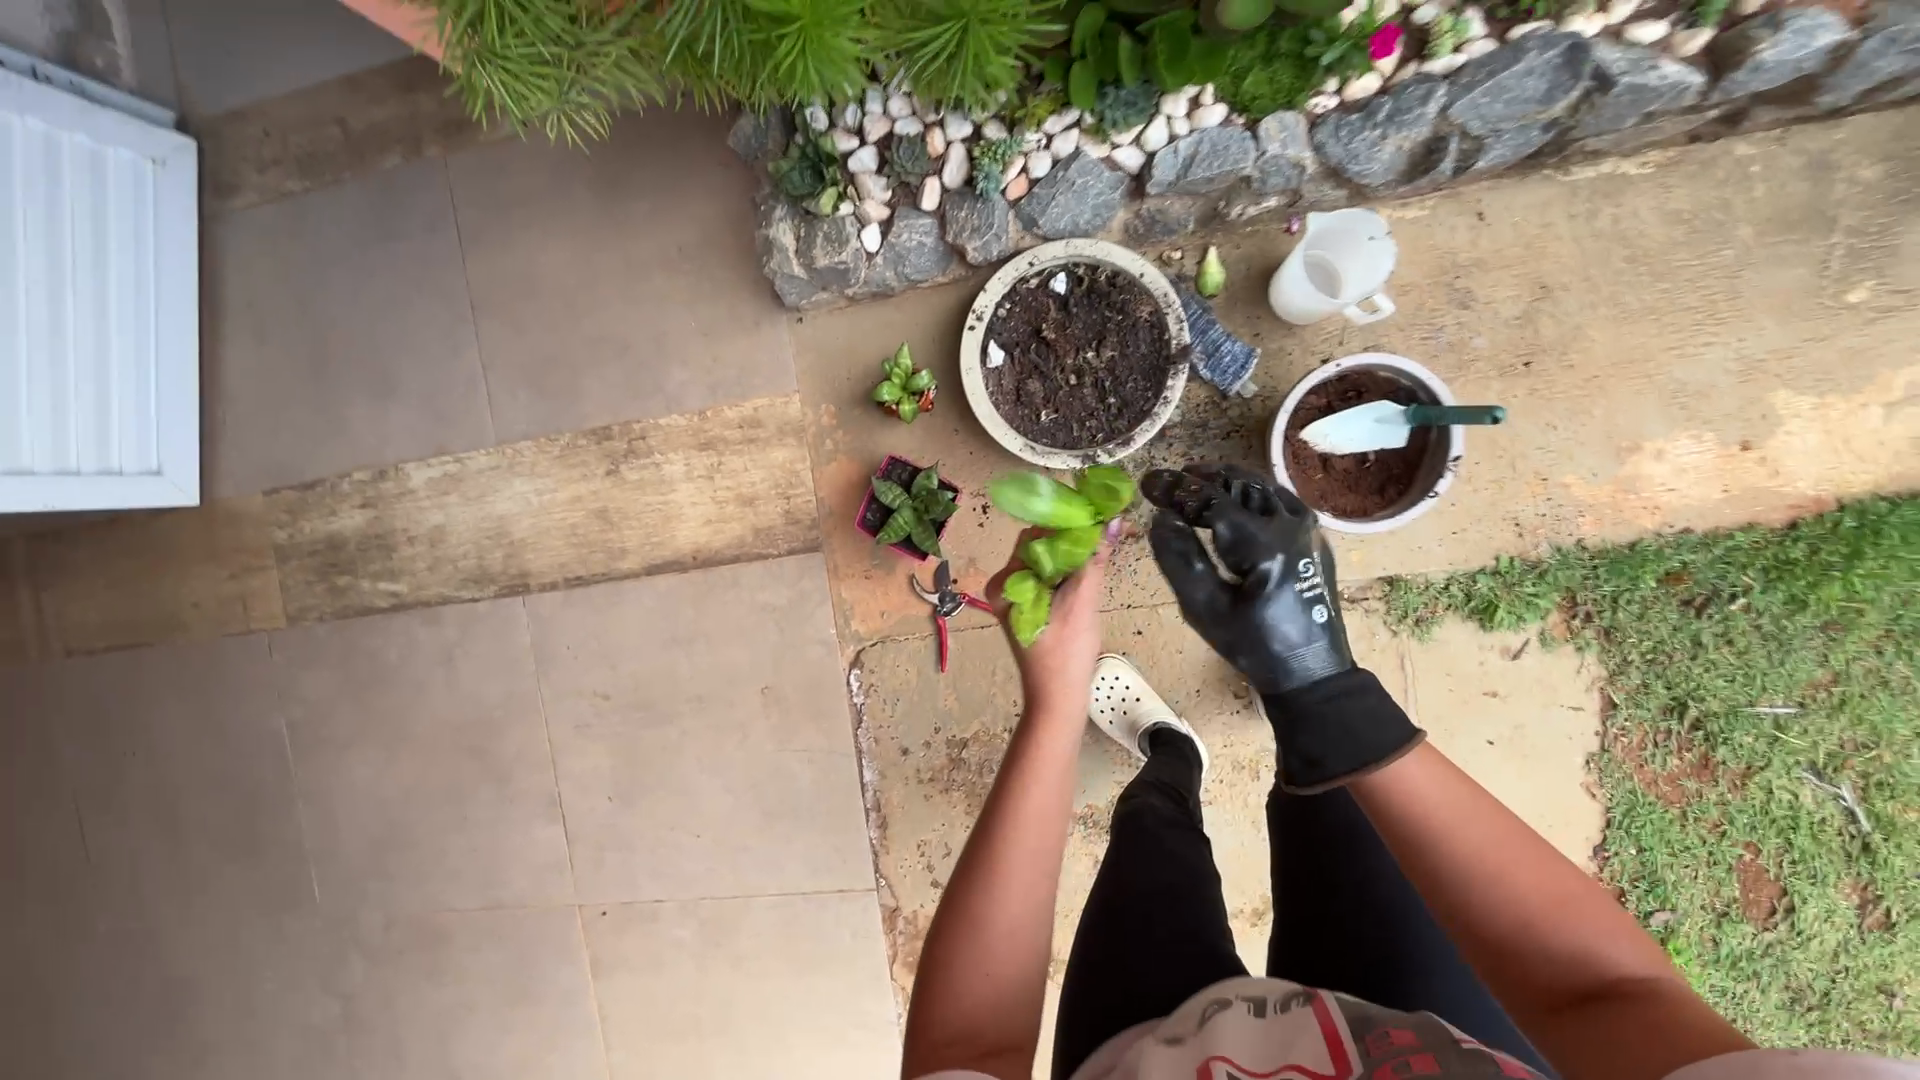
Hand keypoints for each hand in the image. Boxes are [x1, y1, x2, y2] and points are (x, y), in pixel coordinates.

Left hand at [988, 522, 1117, 721]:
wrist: (1058, 700)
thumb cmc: (1065, 654)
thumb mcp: (1082, 602)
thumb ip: (1095, 559)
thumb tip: (1114, 520)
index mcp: (1006, 582)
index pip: (1035, 537)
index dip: (1065, 523)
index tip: (1096, 515)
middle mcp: (1005, 585)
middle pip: (1041, 548)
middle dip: (1072, 538)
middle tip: (1105, 530)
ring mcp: (1017, 598)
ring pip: (1048, 563)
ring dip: (1074, 555)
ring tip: (1103, 546)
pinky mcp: (1030, 609)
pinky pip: (1050, 579)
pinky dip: (1070, 572)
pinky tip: (1091, 569)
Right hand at [1146, 464, 1417, 792]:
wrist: (1311, 671)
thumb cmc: (1252, 646)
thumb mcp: (1205, 609)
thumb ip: (1179, 559)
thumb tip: (1160, 518)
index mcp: (1262, 546)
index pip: (1210, 500)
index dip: (1175, 489)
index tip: (1147, 482)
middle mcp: (1290, 526)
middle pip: (1239, 483)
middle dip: (1201, 477)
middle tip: (1171, 480)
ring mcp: (1308, 529)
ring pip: (1262, 487)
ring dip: (1226, 481)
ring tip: (1197, 482)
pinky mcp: (1315, 537)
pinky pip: (1279, 500)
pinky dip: (1250, 494)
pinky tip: (1233, 502)